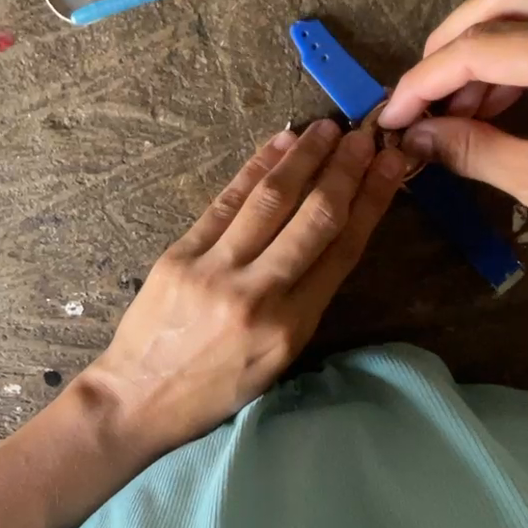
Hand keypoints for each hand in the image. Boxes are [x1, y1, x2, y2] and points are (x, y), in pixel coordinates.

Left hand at [77, 120, 408, 457]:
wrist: (138, 399)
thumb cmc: (212, 391)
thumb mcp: (274, 362)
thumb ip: (304, 304)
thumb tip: (331, 240)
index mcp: (291, 328)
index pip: (342, 251)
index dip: (371, 201)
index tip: (390, 166)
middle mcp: (258, 294)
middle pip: (314, 217)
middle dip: (344, 169)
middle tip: (364, 135)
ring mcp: (215, 271)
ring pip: (271, 200)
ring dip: (304, 157)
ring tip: (326, 128)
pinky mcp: (179, 256)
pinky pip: (225, 203)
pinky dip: (254, 169)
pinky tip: (277, 145)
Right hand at [378, 0, 527, 331]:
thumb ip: (472, 150)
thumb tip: (412, 137)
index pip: (484, 45)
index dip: (425, 80)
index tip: (392, 116)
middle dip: (450, 44)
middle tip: (421, 99)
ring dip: (484, 47)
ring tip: (457, 111)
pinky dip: (520, 53)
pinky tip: (498, 102)